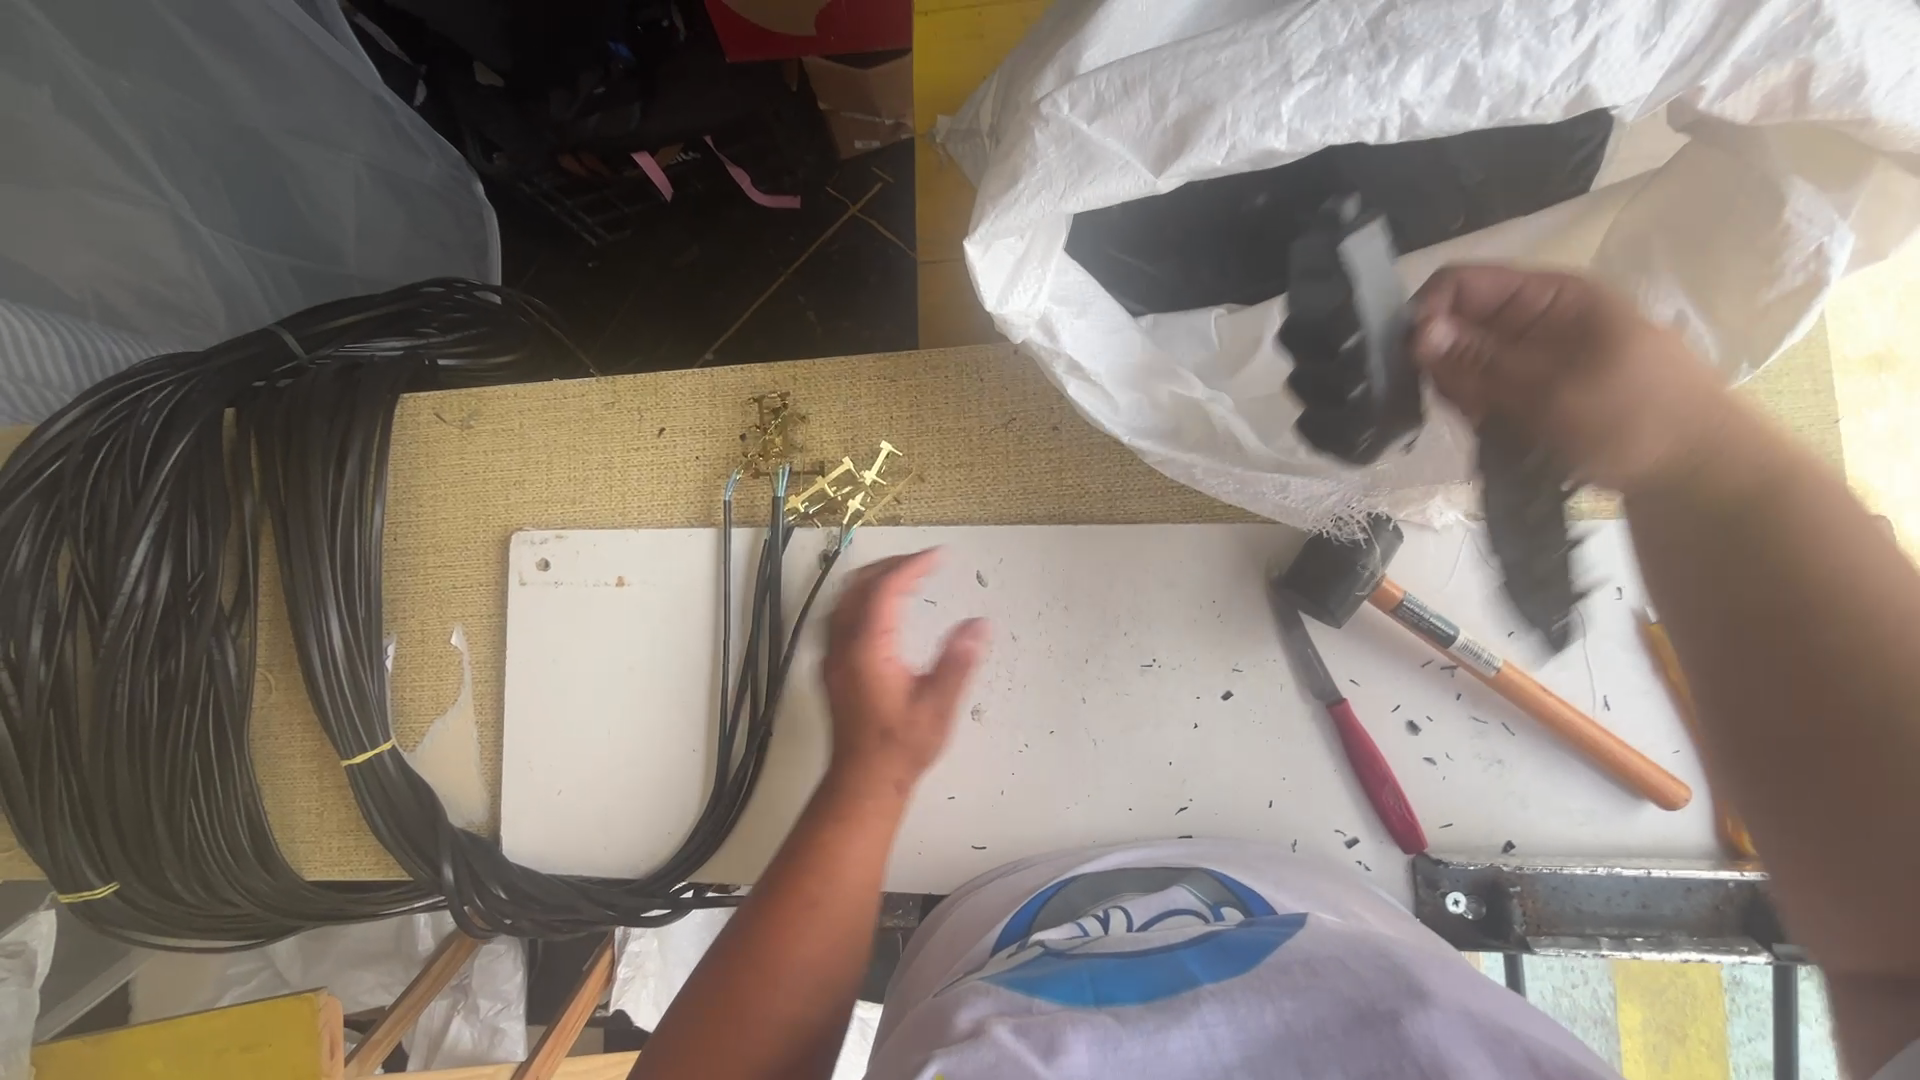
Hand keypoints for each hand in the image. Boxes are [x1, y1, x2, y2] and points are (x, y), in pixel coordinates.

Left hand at [821, 549, 988, 799]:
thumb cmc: (898, 748)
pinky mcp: (831, 668)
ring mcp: (832, 657)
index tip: (938, 555)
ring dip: (873, 578)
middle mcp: (843, 647)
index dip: (913, 565)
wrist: (864, 781)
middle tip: (924, 562)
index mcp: (868, 649)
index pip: (886, 589)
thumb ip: (958, 662)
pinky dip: (860, 597)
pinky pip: (838, 616)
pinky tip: (878, 607)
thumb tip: (979, 625)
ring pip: (844, 598)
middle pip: (860, 585)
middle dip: (892, 565)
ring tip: (903, 575)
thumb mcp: (938, 705)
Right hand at [1410, 265, 1735, 494]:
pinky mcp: (1530, 391)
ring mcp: (1532, 357)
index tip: (1411, 360)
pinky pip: (1482, 392)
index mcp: (1549, 297)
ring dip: (1463, 394)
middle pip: (1455, 325)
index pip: (1461, 284)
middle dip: (1445, 364)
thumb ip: (1478, 361)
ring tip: (1489, 422)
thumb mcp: (1549, 388)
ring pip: (1464, 364)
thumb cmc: (1633, 419)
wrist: (1696, 473)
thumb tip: (1415, 332)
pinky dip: (1478, 412)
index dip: (1428, 314)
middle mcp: (1535, 320)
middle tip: (1465, 403)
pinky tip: (1496, 430)